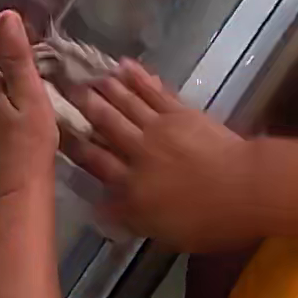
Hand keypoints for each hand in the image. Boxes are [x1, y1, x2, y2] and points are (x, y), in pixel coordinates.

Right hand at [63, 61, 260, 252]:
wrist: (243, 189)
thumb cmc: (208, 221)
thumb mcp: (163, 231)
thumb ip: (131, 216)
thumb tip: (101, 206)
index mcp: (131, 186)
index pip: (94, 161)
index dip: (72, 144)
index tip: (54, 128)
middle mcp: (138, 152)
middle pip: (104, 124)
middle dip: (82, 105)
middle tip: (64, 87)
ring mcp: (159, 128)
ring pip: (125, 103)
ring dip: (106, 87)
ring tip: (89, 74)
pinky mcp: (180, 112)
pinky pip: (153, 92)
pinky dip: (138, 77)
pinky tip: (125, 66)